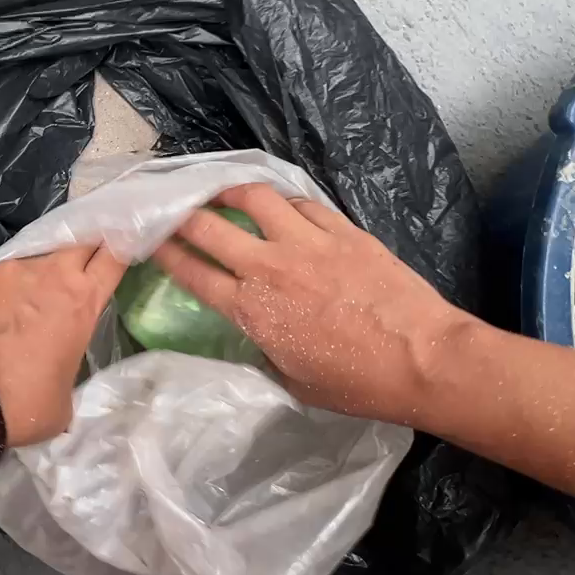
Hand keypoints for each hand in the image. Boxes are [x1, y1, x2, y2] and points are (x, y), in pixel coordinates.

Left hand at [0, 244, 128, 445]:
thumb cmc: (23, 403)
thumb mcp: (65, 396)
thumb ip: (69, 365)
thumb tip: (57, 366)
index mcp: (82, 299)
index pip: (114, 254)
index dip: (122, 244)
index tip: (124, 242)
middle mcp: (50, 272)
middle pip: (78, 241)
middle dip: (83, 250)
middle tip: (78, 269)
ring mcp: (9, 268)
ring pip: (32, 260)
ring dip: (34, 278)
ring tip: (20, 306)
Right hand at [149, 184, 476, 422]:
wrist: (424, 359)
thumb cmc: (357, 383)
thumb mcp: (292, 381)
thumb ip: (261, 350)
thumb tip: (252, 334)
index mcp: (252, 310)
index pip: (192, 272)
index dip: (164, 253)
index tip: (151, 241)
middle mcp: (270, 267)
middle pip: (209, 226)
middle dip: (182, 213)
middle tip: (173, 207)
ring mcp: (307, 242)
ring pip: (254, 196)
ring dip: (230, 191)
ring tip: (223, 193)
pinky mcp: (342, 229)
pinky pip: (302, 202)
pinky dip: (284, 201)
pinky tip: (282, 206)